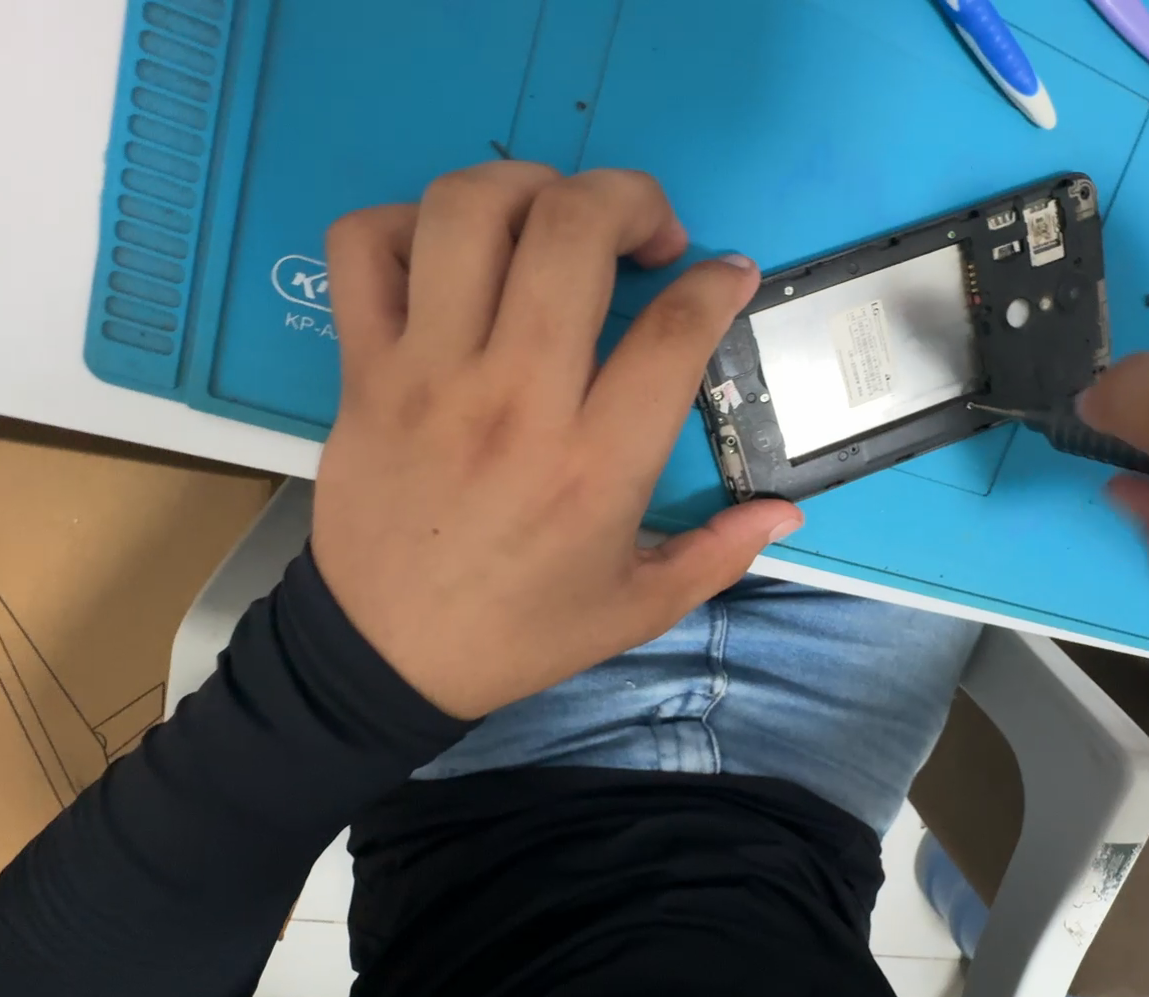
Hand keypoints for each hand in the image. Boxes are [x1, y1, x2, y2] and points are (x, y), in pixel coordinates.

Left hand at [311, 164, 801, 718]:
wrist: (386, 658)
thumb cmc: (520, 633)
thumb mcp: (638, 611)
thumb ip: (720, 555)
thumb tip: (787, 513)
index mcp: (596, 465)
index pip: (672, 332)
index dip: (717, 283)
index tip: (728, 275)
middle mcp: (514, 400)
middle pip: (571, 232)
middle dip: (630, 199)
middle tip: (648, 233)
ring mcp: (428, 376)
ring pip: (467, 214)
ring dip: (527, 186)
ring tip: (555, 219)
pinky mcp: (362, 371)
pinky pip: (363, 249)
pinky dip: (404, 222)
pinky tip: (449, 255)